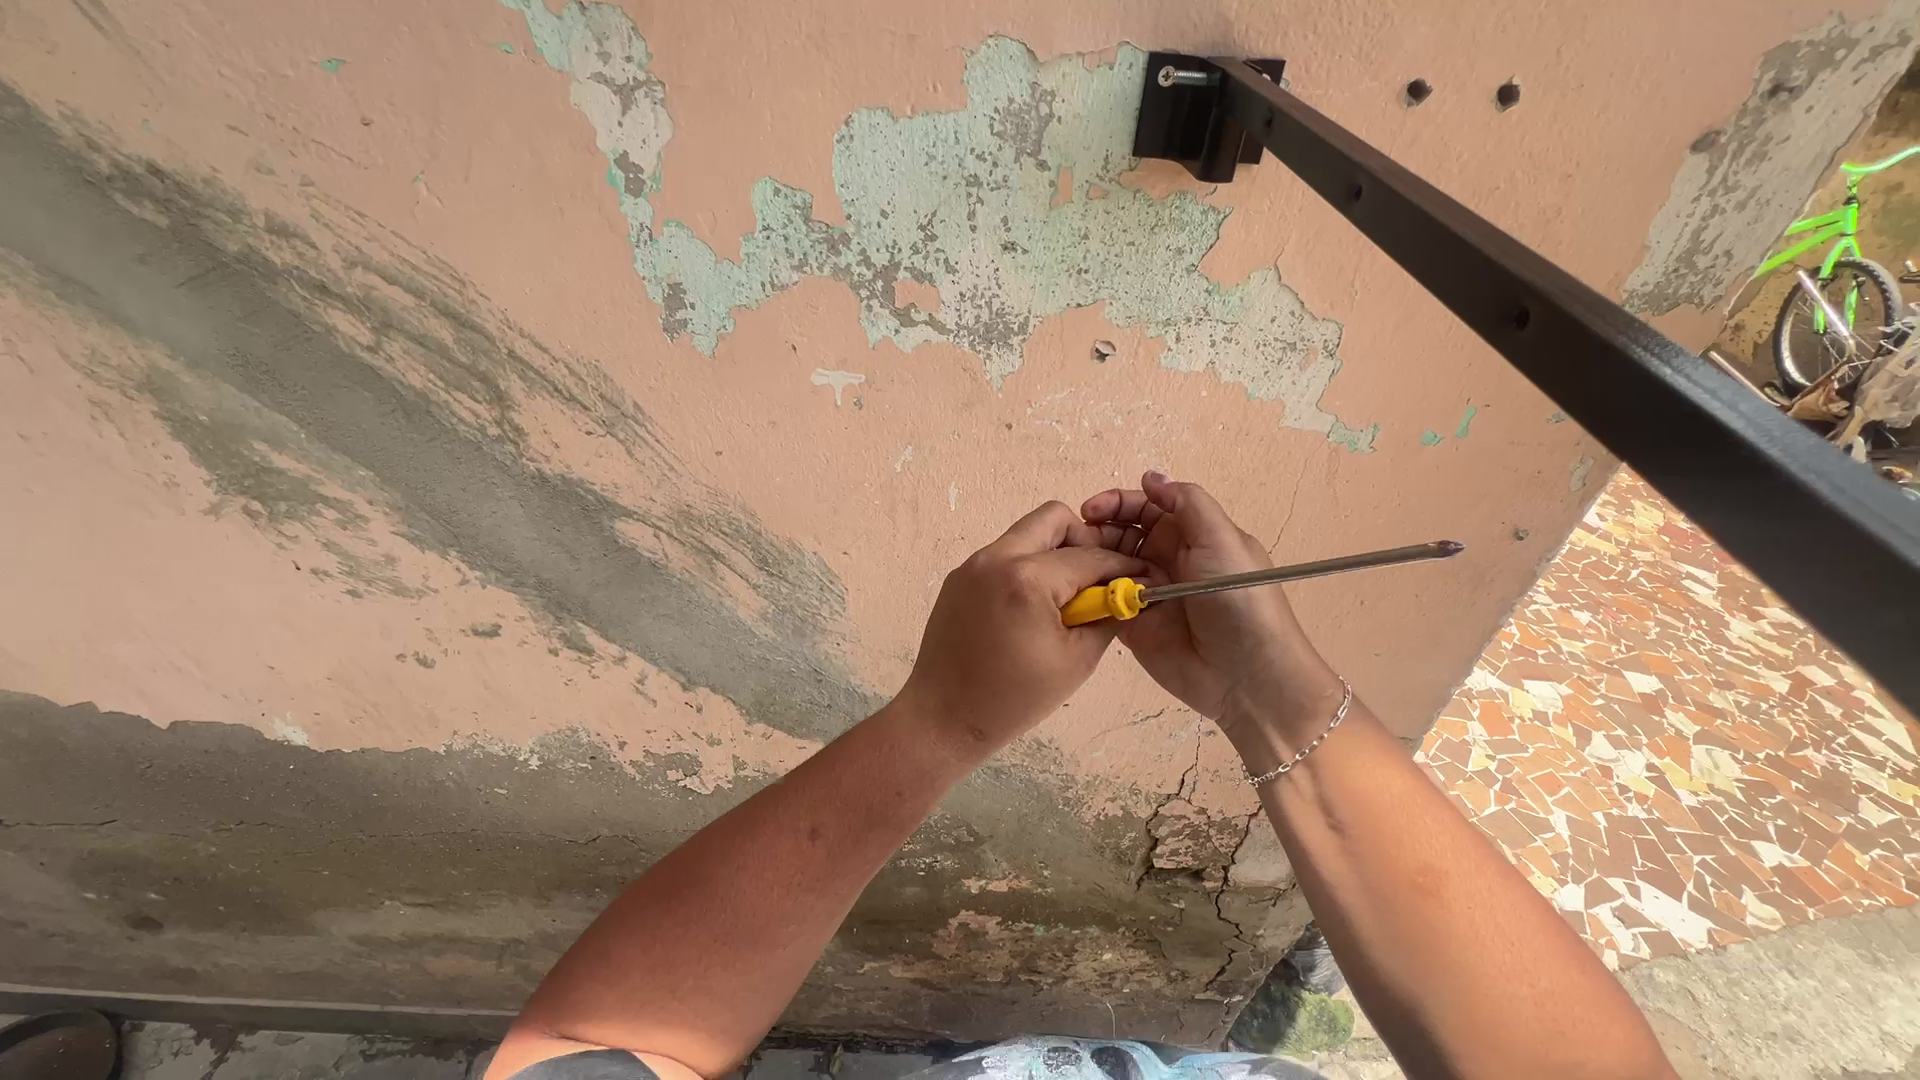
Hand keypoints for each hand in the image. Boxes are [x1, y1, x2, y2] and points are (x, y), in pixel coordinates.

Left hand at [898, 502, 1147, 759]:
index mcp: (1027, 577)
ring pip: (1026, 534)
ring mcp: (973, 565)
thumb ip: (1106, 615)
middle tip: (1096, 579)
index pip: (1090, 556)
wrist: (942, 718)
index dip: (1123, 566)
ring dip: (1054, 554)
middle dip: (1085, 541)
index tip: (1142, 577)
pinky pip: (1004, 556)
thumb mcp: (1076, 660)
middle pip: (1054, 518)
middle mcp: (997, 557)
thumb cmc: (1013, 699)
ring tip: (1065, 599)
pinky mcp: (959, 578)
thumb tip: (1127, 592)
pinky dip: (1028, 568)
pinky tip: (1033, 608)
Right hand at [1081, 472, 1341, 744]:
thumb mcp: (1221, 539)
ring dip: (1087, 558)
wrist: (1246, 675)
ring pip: (1105, 565)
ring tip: (1073, 562)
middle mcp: (1164, 560)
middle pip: (1120, 533)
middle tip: (1079, 536)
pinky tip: (1072, 587)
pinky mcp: (1129, 625)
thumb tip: (1152, 477)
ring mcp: (1144, 593)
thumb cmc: (1239, 600)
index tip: (1092, 509)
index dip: (1118, 503)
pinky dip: (1085, 592)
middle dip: (1097, 529)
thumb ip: (1187, 502)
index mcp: (1188, 535)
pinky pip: (1100, 601)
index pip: (1144, 507)